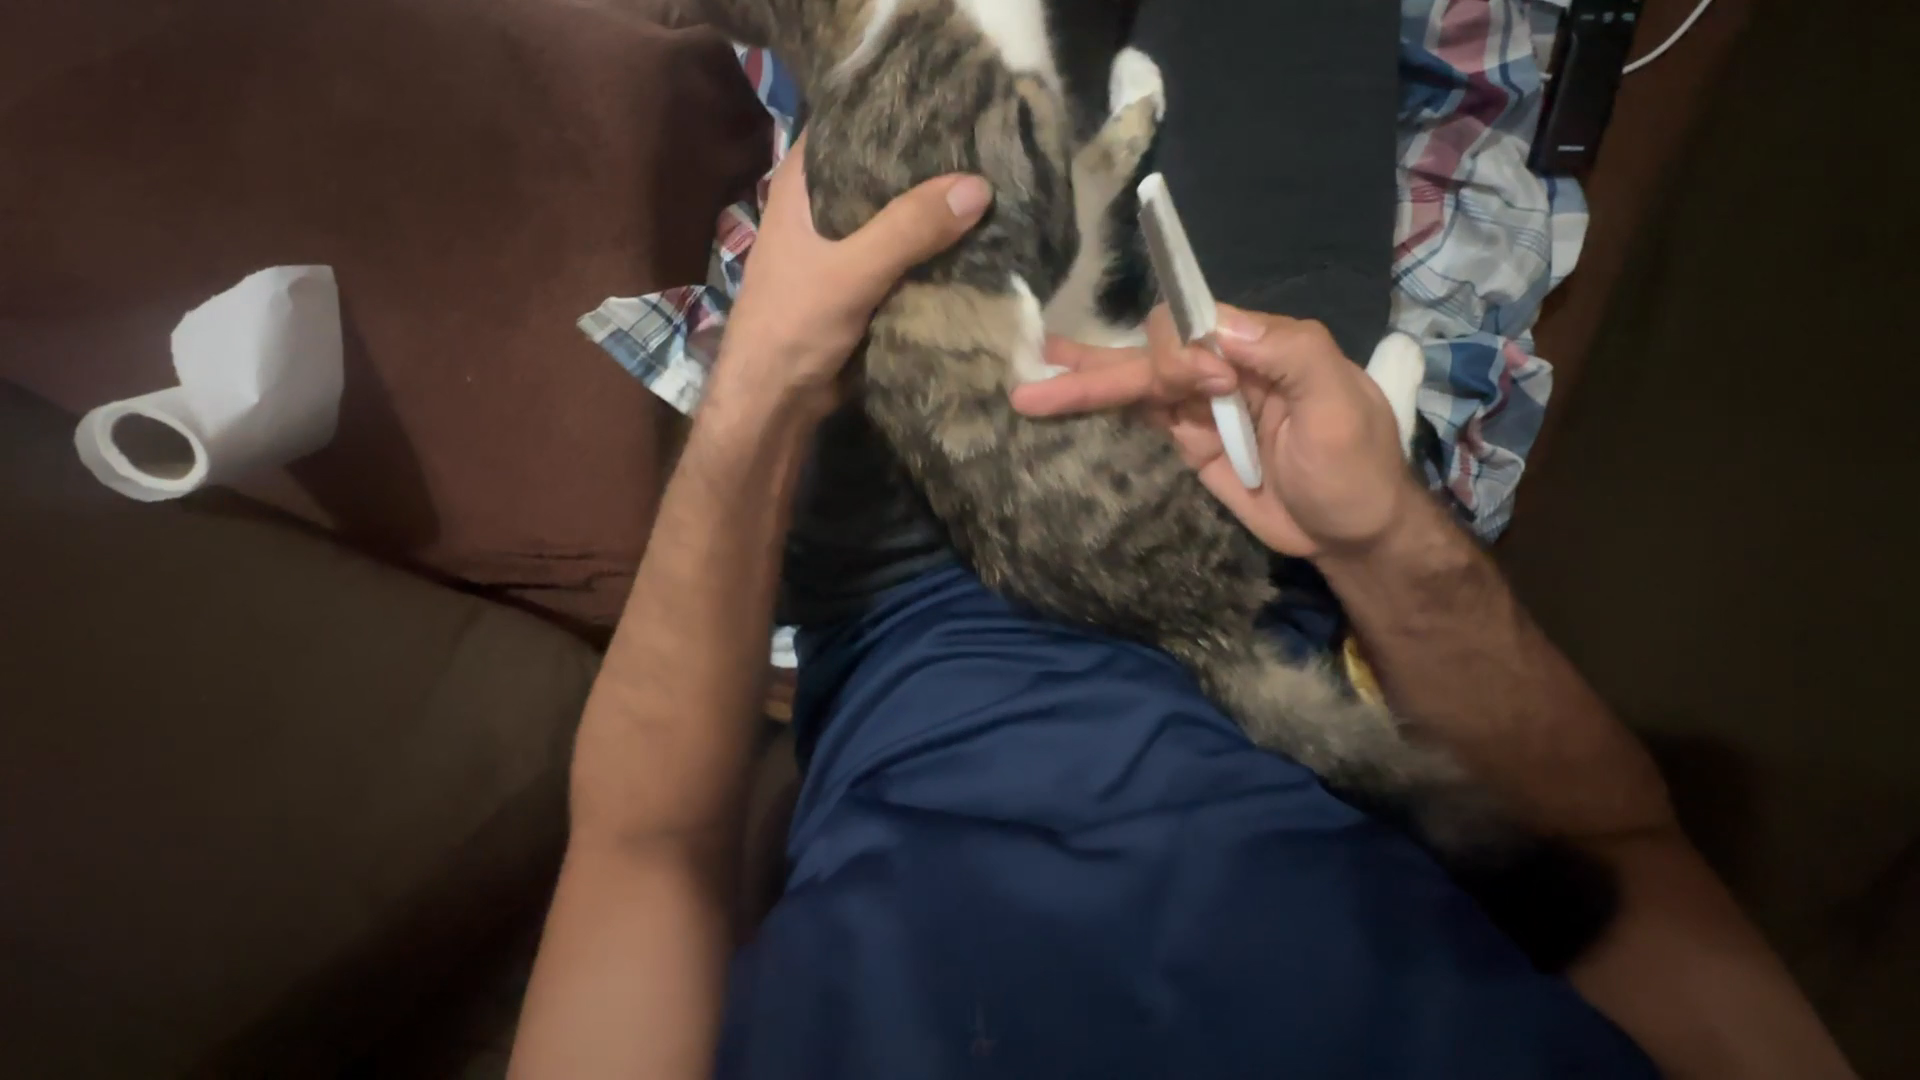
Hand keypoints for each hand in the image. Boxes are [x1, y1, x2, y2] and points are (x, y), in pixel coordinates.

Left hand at [712, 134, 994, 419]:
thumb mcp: (850, 272)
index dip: (891, 110)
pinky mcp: (862, 287)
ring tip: (993, 185)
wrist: (777, 402)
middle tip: (987, 144)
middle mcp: (821, 210)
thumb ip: (907, 230)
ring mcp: (843, 250)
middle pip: (879, 172)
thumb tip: (977, 187)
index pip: (847, 125)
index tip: (948, 102)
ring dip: (935, 212)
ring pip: (895, 218)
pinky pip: (904, 260)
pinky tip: (974, 242)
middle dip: (926, 164)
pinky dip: (933, 254)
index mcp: (802, 187)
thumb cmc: (793, 326)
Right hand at [1011, 305, 1418, 557]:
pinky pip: (1139, 417)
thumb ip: (1288, 353)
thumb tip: (1218, 326)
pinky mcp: (1187, 442)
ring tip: (1027, 386)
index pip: (1196, 327)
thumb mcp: (1339, 404)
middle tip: (1041, 379)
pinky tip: (1063, 402)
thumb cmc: (1355, 467)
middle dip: (1095, 368)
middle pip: (1147, 356)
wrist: (1349, 533)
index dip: (1183, 352)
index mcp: (1259, 347)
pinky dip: (1100, 409)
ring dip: (1080, 383)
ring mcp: (1199, 408)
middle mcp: (1220, 369)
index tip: (1210, 389)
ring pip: (1132, 385)